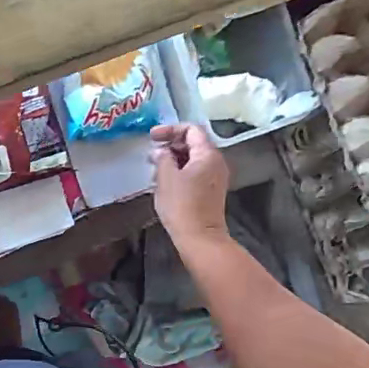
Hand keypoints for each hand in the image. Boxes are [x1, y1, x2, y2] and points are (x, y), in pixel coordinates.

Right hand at [150, 124, 230, 247]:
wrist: (199, 237)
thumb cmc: (181, 206)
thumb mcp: (166, 178)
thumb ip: (162, 158)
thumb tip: (160, 152)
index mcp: (208, 154)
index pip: (191, 130)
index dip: (170, 130)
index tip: (152, 138)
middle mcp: (216, 162)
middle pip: (194, 143)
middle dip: (171, 145)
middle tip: (152, 155)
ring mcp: (215, 177)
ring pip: (193, 159)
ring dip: (174, 160)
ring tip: (155, 170)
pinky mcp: (211, 191)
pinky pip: (195, 172)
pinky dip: (180, 171)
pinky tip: (165, 182)